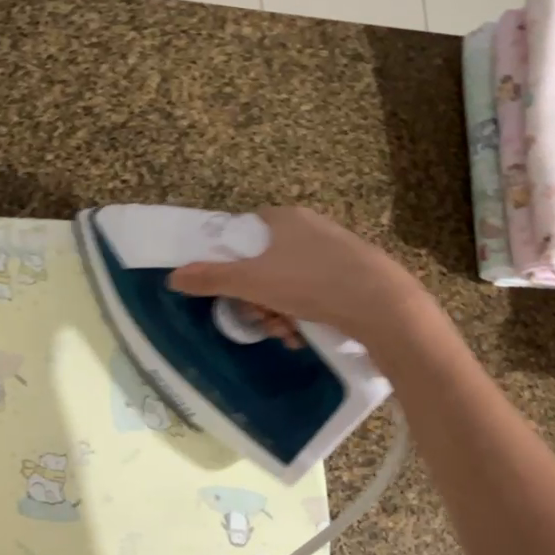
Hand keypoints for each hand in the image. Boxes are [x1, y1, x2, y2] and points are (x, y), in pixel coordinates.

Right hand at [168, 206, 434, 345]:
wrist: (381, 305)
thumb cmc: (310, 283)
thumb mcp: (252, 282)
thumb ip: (211, 279)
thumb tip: (173, 276)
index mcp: (284, 219)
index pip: (242, 234)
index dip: (229, 262)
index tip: (229, 290)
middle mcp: (309, 228)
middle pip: (262, 264)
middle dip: (255, 299)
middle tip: (259, 320)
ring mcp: (332, 252)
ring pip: (285, 285)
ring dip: (276, 313)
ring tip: (285, 333)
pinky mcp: (350, 276)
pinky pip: (311, 295)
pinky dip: (301, 316)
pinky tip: (303, 335)